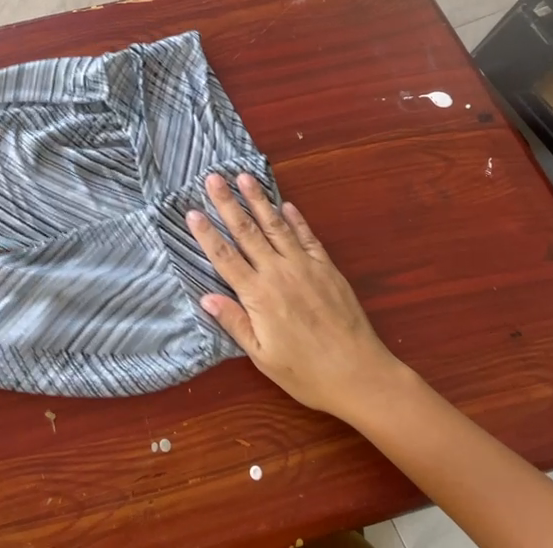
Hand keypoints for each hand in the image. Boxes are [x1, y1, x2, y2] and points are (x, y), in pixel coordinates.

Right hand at [186, 173, 406, 417]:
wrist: (360, 374)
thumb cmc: (306, 372)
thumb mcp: (262, 356)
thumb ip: (234, 323)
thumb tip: (205, 297)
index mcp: (258, 296)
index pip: (225, 257)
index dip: (207, 234)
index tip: (192, 211)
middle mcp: (278, 273)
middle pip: (247, 232)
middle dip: (228, 203)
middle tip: (213, 178)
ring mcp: (305, 267)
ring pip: (275, 226)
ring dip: (259, 200)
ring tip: (244, 177)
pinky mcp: (327, 268)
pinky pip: (307, 237)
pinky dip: (296, 219)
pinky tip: (285, 204)